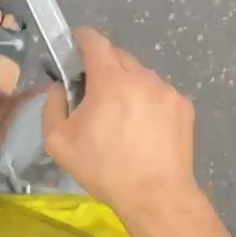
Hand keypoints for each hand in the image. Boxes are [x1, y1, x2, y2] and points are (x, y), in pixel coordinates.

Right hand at [42, 28, 195, 207]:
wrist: (156, 197)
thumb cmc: (104, 168)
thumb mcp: (58, 141)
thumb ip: (51, 105)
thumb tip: (59, 87)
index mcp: (110, 80)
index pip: (94, 41)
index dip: (80, 39)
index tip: (73, 48)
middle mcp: (142, 77)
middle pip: (117, 56)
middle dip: (101, 66)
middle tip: (92, 93)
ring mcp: (167, 91)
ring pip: (139, 74)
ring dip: (125, 84)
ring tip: (120, 116)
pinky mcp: (184, 107)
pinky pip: (158, 92)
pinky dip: (146, 100)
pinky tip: (142, 128)